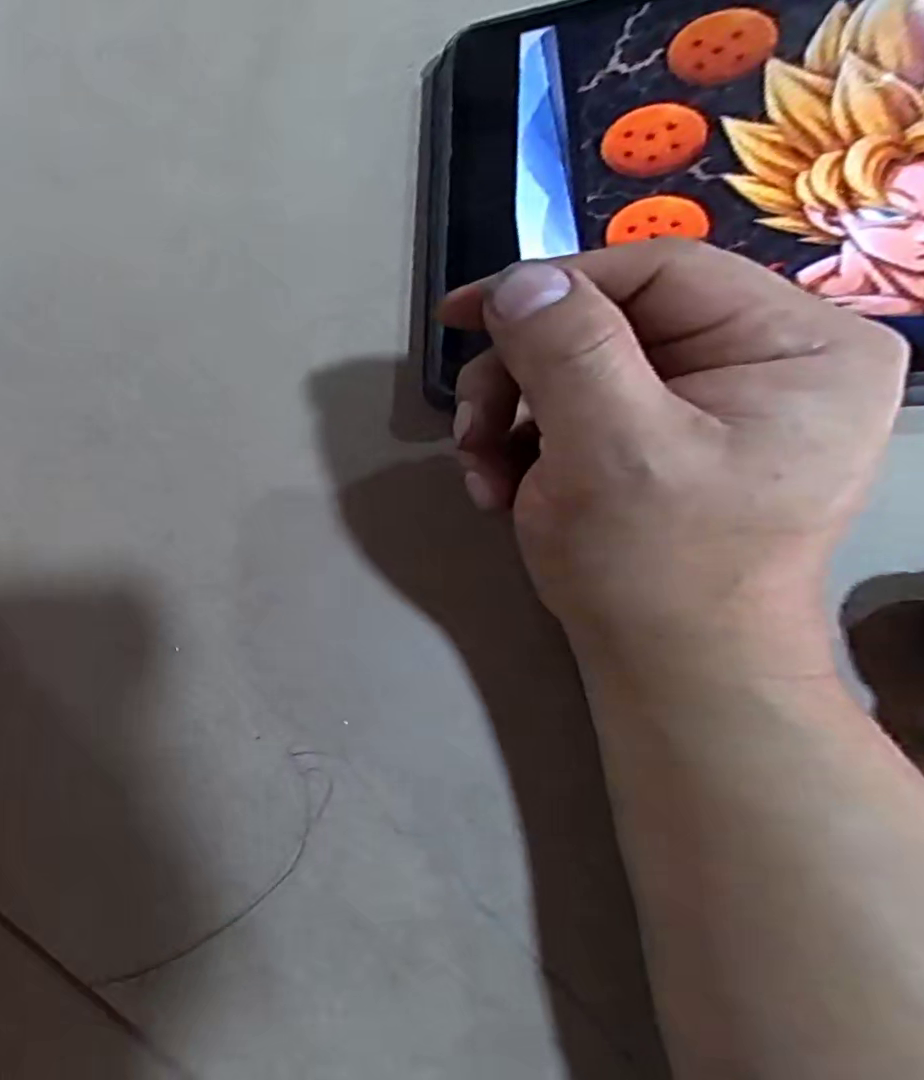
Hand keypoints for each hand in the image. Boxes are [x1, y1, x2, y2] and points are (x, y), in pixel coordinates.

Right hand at [438, 239, 906, 664]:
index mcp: (791, 344)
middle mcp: (757, 359)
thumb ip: (567, 354)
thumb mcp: (607, 449)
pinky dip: (517, 445)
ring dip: (504, 418)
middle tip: (469, 435)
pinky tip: (503, 486)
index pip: (653, 274)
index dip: (546, 285)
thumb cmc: (653, 559)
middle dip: (514, 378)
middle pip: (599, 324)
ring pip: (568, 369)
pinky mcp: (654, 436)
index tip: (457, 315)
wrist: (669, 656)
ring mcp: (703, 401)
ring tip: (482, 474)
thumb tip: (517, 282)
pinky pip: (565, 410)